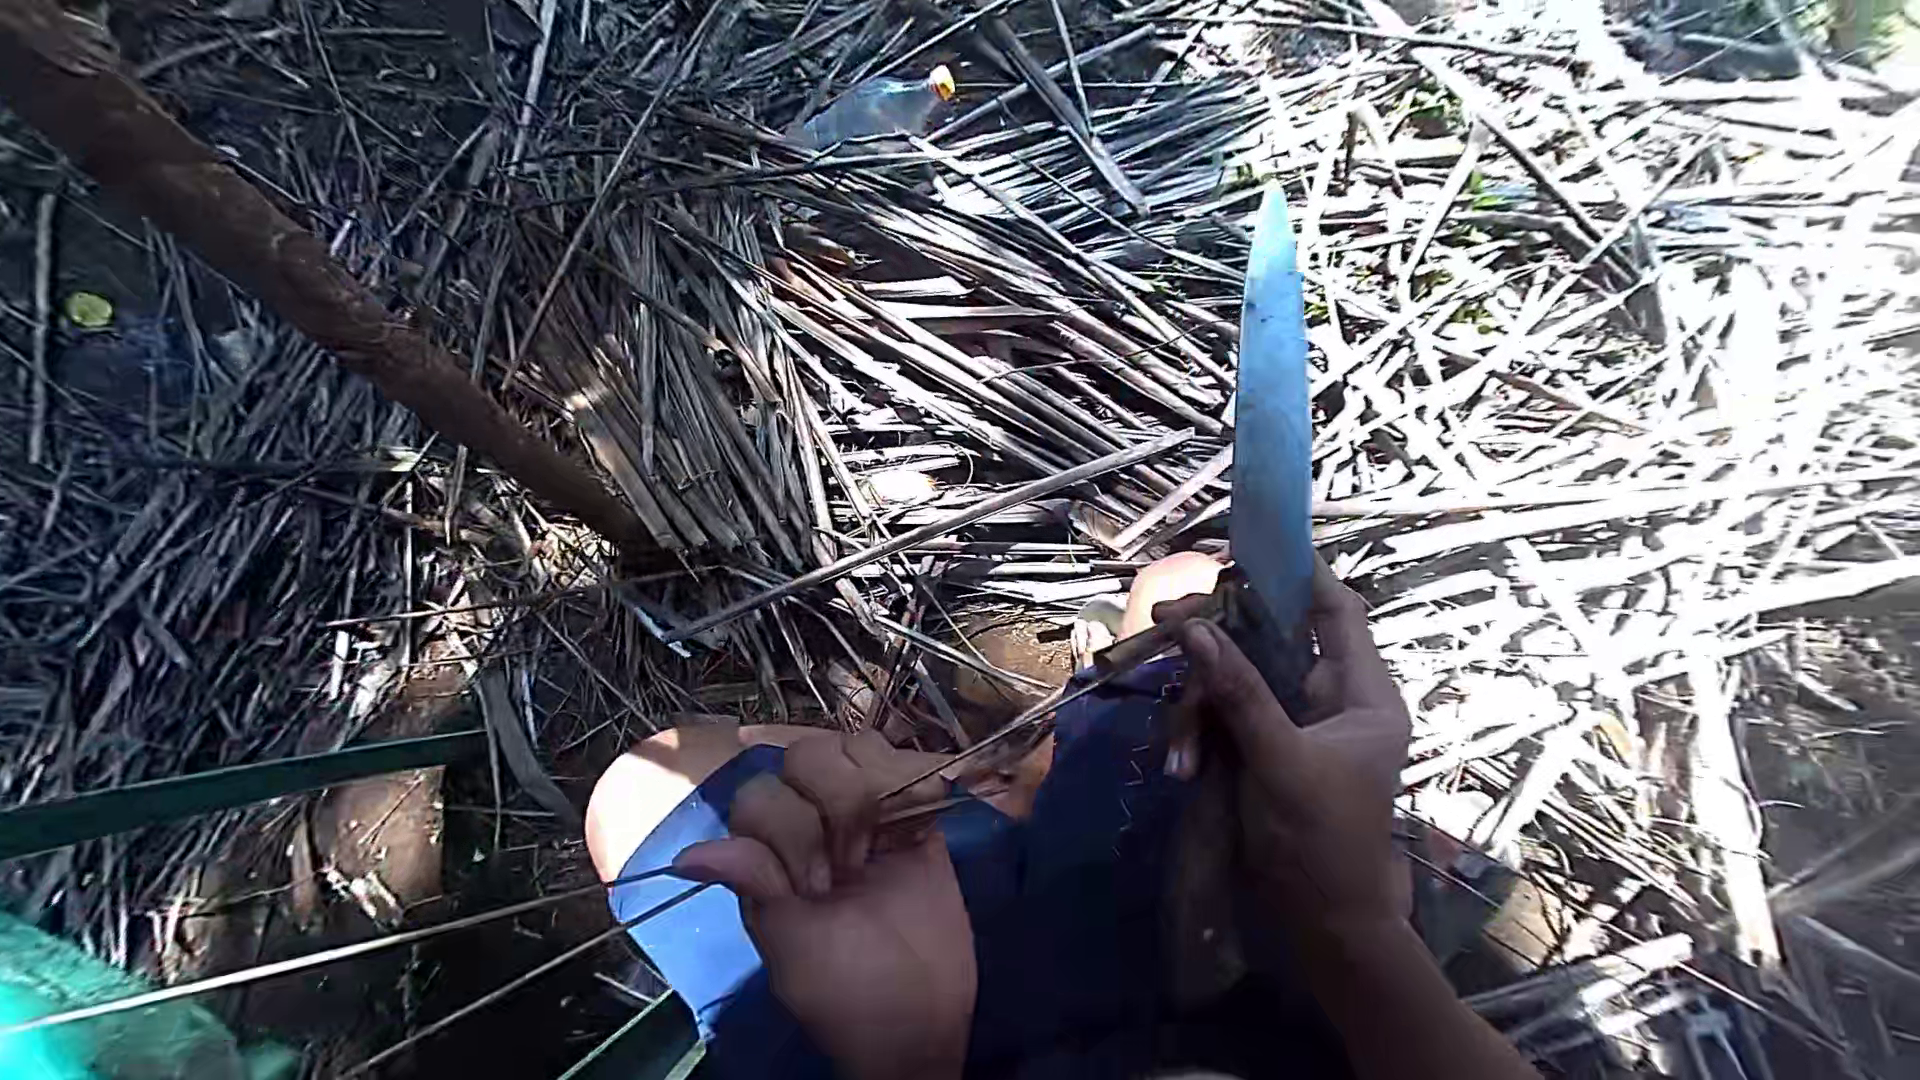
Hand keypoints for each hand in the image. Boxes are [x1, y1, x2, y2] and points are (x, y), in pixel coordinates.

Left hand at [672, 731, 974, 1079]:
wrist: (924, 1014)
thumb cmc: (848, 992)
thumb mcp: (793, 949)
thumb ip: (756, 889)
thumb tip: (688, 858)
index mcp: (771, 851)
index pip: (762, 792)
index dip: (789, 826)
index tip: (818, 885)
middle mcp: (813, 818)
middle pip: (810, 755)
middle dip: (837, 804)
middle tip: (855, 864)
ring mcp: (865, 807)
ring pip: (857, 746)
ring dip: (877, 788)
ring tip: (890, 841)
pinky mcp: (913, 807)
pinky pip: (908, 760)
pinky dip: (917, 778)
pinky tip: (920, 820)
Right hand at [1164, 559, 1411, 943]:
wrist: (1315, 923)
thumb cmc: (1320, 841)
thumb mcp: (1280, 761)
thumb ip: (1239, 692)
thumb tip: (1194, 628)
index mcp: (1358, 694)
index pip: (1337, 612)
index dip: (1300, 574)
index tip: (1247, 550)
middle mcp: (1322, 696)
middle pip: (1267, 637)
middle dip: (1216, 633)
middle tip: (1165, 619)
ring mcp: (1284, 719)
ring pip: (1232, 675)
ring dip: (1197, 701)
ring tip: (1181, 751)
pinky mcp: (1254, 741)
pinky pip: (1217, 711)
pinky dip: (1195, 728)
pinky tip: (1183, 765)